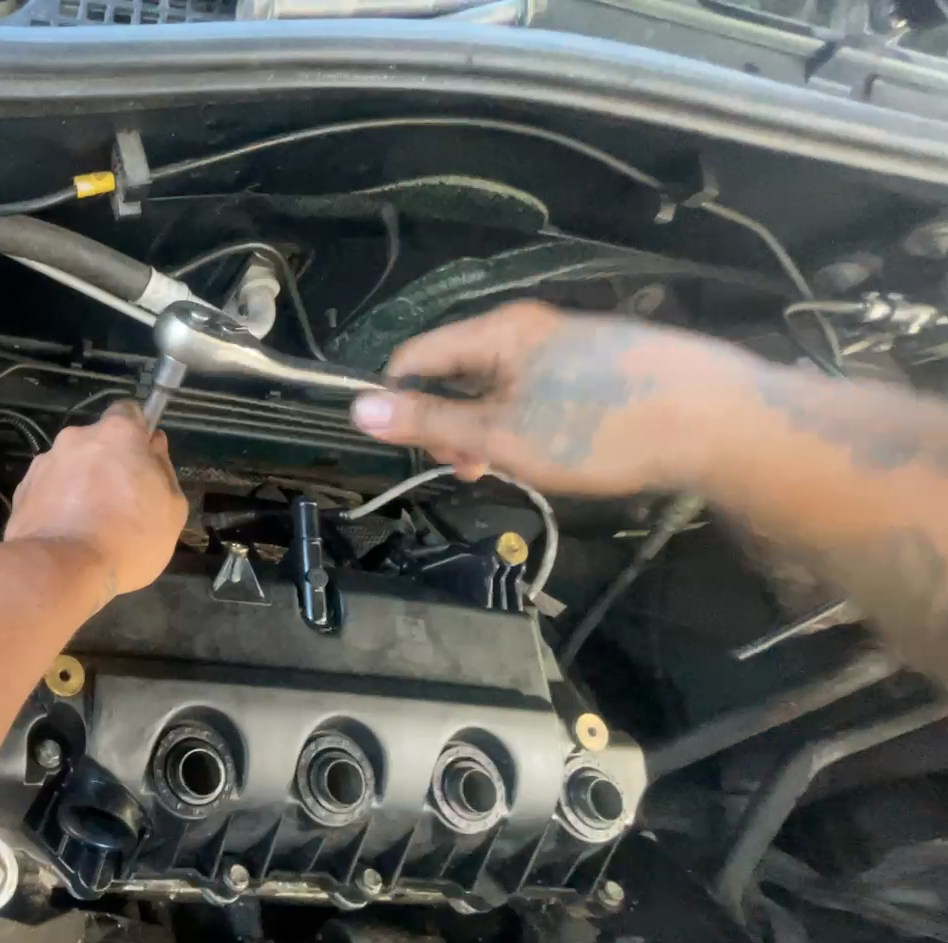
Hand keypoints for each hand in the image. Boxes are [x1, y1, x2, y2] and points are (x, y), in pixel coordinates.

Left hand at [5, 401, 187, 595]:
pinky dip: (56, 503)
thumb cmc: (130, 537)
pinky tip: (64, 532)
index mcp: (117, 433)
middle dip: (105, 463)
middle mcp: (75, 438)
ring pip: (69, 466)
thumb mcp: (171, 508)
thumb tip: (154, 445)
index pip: (128, 412)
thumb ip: (163, 469)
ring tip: (87, 523)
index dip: (137, 433)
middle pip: (95, 442)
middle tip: (118, 501)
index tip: (141, 460)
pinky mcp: (21, 490)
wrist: (62, 569)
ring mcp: (44, 463)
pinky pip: (47, 489)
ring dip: (78, 484)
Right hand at [349, 301, 760, 495]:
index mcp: (498, 333)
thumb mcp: (497, 435)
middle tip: (470, 468)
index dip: (398, 404)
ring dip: (485, 429)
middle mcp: (530, 328)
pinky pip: (535, 390)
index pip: (412, 359)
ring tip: (511, 466)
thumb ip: (425, 422)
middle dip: (448, 424)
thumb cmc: (599, 430)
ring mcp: (569, 343)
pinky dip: (524, 421)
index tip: (416, 449)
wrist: (731, 426)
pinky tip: (552, 450)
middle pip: (454, 375)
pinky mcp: (602, 362)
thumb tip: (355, 408)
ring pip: (495, 387)